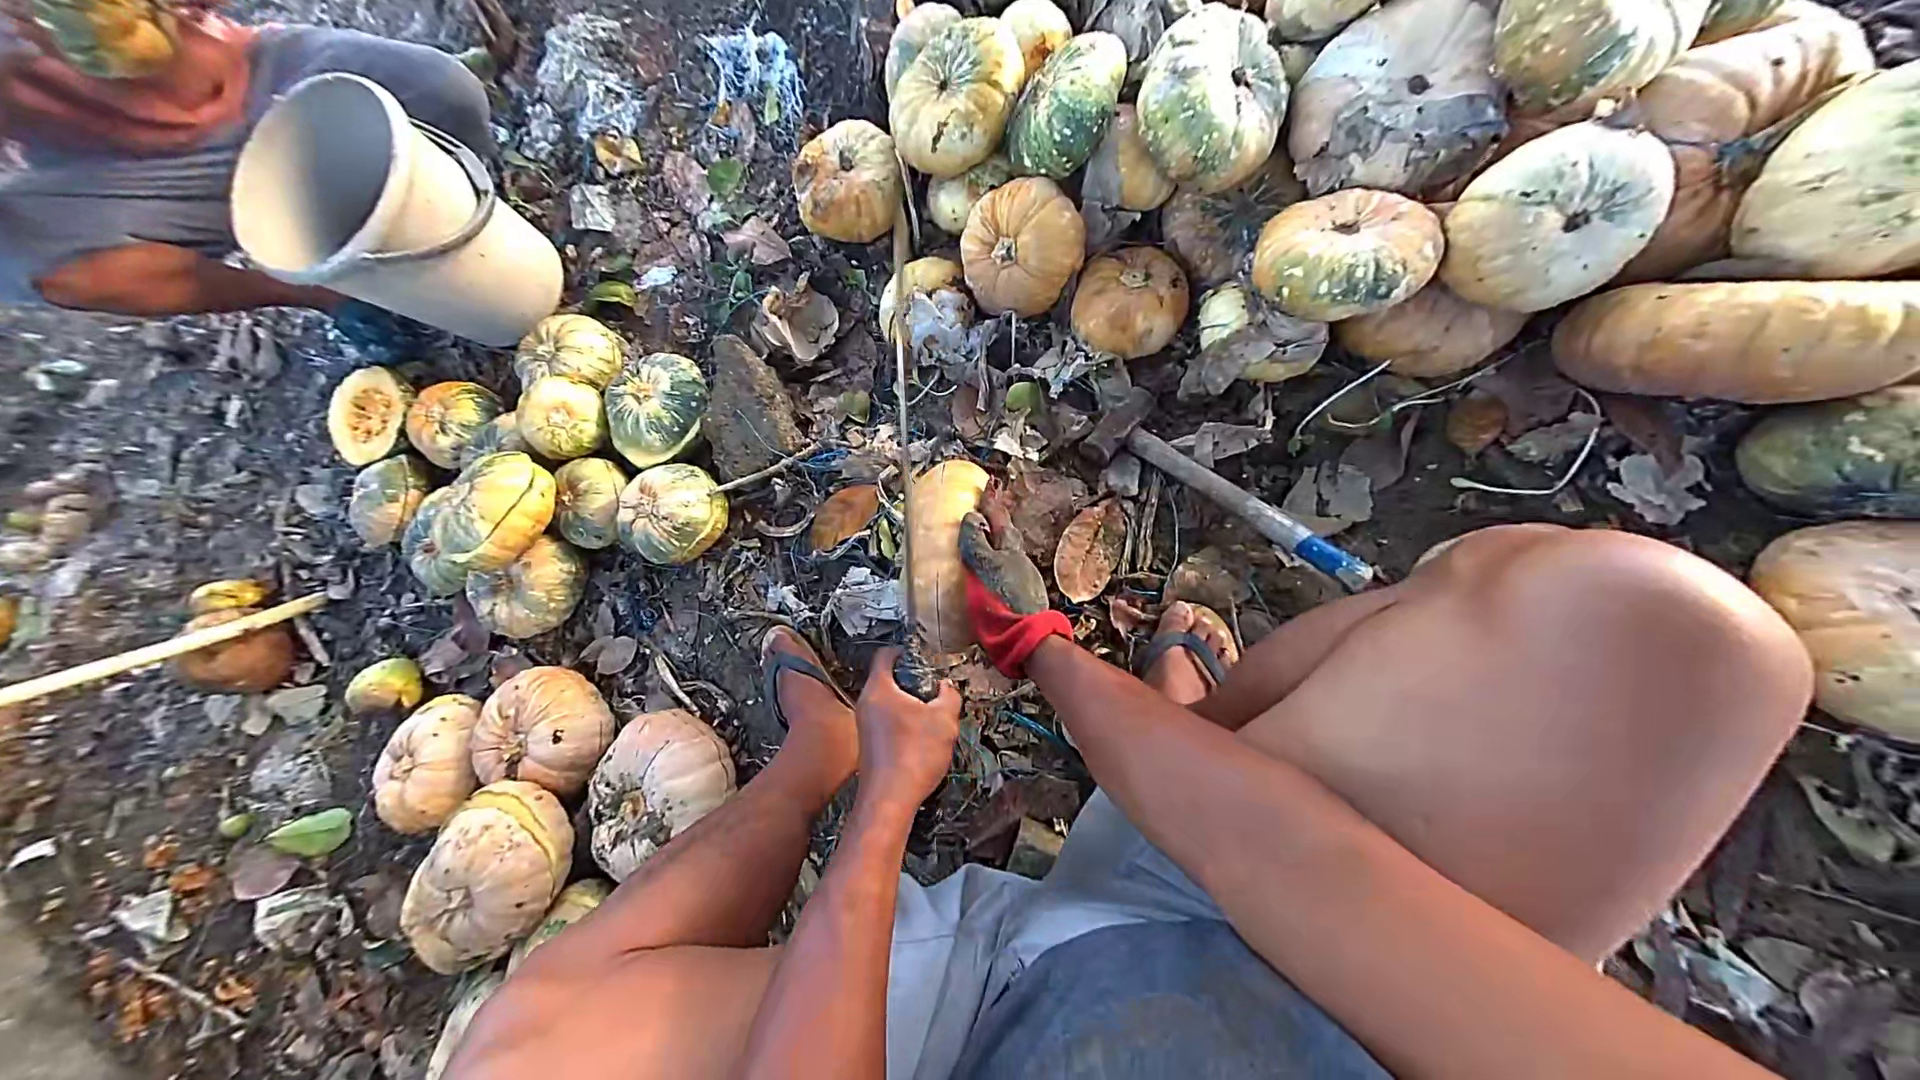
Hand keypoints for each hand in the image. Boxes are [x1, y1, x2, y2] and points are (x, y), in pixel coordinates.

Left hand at [854, 648, 960, 809]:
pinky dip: (902, 722)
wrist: (890, 800)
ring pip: (887, 702)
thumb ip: (949, 695)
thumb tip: (946, 687)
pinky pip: (886, 721)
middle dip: (911, 680)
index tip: (920, 655)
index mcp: (879, 689)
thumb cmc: (914, 754)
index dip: (903, 650)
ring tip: (931, 713)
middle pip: (886, 679)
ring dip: (908, 704)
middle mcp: (866, 703)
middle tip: (932, 687)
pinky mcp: (868, 743)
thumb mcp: (944, 719)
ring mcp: (865, 725)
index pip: (885, 655)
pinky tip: (921, 737)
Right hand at [958, 490, 1048, 615]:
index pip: (999, 518)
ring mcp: (1021, 580)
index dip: (991, 502)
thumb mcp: (983, 567)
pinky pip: (1003, 573)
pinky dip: (993, 567)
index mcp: (1010, 550)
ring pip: (1005, 555)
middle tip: (981, 513)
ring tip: (979, 543)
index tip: (989, 485)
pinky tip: (984, 576)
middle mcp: (1019, 562)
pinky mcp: (1018, 598)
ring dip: (993, 545)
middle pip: (1005, 536)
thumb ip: (976, 543)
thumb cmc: (1001, 601)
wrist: (1025, 640)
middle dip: (993, 523)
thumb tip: (972, 518)